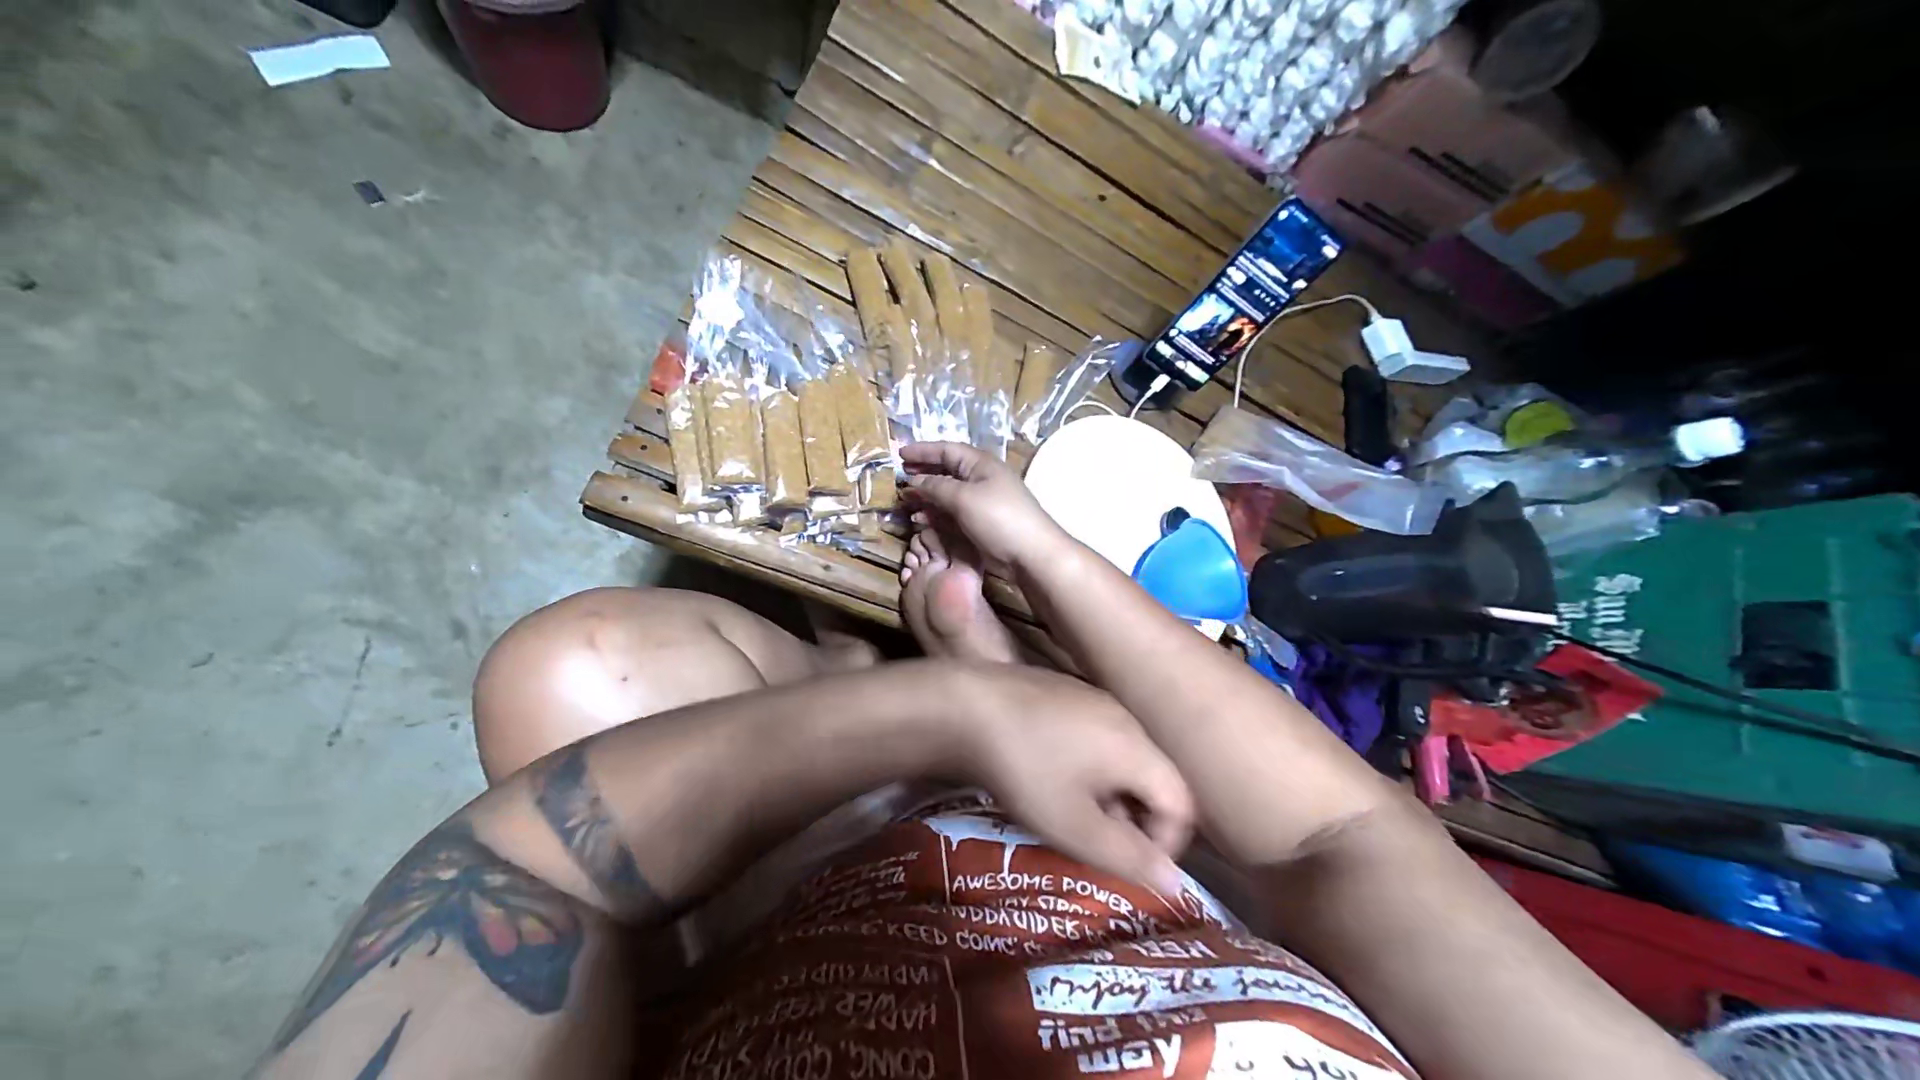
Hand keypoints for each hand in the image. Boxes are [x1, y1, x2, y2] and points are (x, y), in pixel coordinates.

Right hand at [899, 442, 1076, 573]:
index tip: (899, 453)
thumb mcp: (963, 497)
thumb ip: (935, 486)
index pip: (946, 450)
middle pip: (946, 471)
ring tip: (906, 502)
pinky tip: (920, 521)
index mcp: (980, 464)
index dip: (922, 451)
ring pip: (947, 495)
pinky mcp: (979, 524)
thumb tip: (913, 481)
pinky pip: (952, 514)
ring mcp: (980, 503)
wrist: (1030, 554)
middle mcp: (980, 480)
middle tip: (900, 477)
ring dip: (926, 497)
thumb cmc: (998, 517)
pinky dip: (936, 515)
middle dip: (923, 473)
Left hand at [949, 664, 1193, 893]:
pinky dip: (1087, 764)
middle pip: (1152, 777)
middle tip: (1100, 846)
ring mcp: (1090, 696)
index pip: (1180, 803)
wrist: (965, 706)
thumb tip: (1176, 884)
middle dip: (1136, 820)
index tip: (1133, 867)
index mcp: (1137, 746)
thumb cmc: (1026, 770)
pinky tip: (1049, 776)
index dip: (1167, 843)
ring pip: (1121, 755)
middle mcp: (1122, 715)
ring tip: (1072, 815)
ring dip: (1110, 794)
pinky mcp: (1061, 689)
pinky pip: (1093, 734)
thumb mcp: (1076, 827)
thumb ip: (1128, 858)